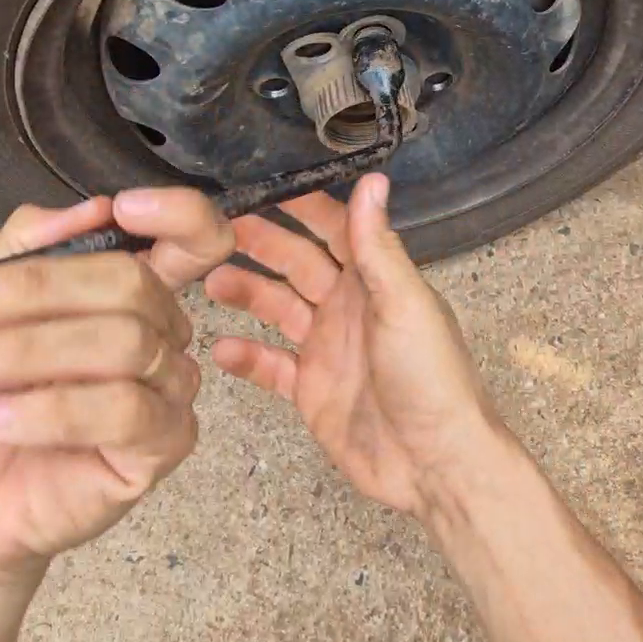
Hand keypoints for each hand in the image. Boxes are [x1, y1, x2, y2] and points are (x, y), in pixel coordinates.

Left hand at [0, 189, 233, 582]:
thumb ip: (27, 249)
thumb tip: (91, 209)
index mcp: (136, 291)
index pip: (197, 238)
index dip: (179, 213)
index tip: (123, 208)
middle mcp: (167, 331)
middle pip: (135, 283)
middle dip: (37, 289)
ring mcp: (173, 386)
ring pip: (125, 343)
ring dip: (26, 351)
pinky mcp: (166, 442)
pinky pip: (123, 410)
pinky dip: (50, 409)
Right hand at [204, 173, 507, 517]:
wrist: (433, 463)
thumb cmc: (429, 376)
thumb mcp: (404, 303)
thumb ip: (379, 246)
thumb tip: (373, 178)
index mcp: (375, 280)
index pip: (335, 228)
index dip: (302, 206)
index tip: (262, 184)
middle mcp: (348, 307)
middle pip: (298, 263)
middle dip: (262, 243)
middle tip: (215, 229)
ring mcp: (328, 348)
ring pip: (278, 309)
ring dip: (247, 293)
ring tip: (209, 280)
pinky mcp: (312, 390)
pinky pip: (272, 366)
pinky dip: (247, 356)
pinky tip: (220, 348)